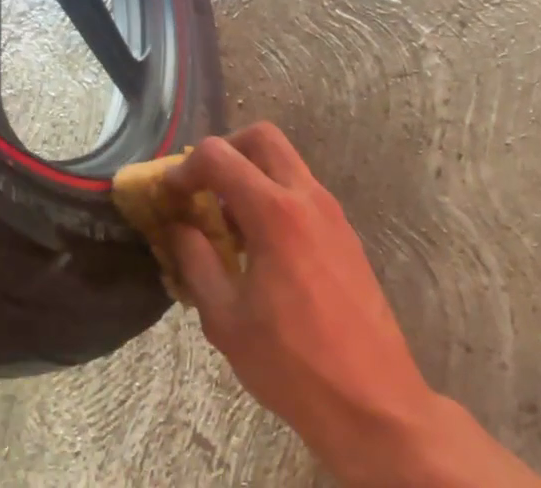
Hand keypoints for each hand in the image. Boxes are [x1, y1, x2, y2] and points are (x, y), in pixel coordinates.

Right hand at [168, 124, 540, 487]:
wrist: (373, 402)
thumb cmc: (291, 363)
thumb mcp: (225, 318)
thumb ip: (196, 261)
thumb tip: (178, 227)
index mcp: (275, 213)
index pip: (219, 156)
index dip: (184, 167)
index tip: (168, 194)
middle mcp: (308, 198)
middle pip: (262, 138)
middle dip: (225, 150)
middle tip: (201, 187)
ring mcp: (333, 215)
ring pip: (287, 163)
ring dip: (251, 175)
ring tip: (225, 223)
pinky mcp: (346, 235)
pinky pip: (303, 193)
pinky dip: (274, 198)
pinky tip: (259, 248)